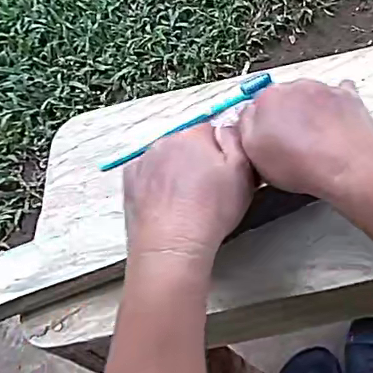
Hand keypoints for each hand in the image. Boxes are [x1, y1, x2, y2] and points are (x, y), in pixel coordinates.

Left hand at [121, 122, 256, 264]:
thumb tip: (226, 127)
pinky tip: (169, 201)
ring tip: (189, 198)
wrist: (171, 245)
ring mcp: (143, 161)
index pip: (212, 130)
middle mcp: (164, 142)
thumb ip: (236, 140)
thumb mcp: (243, 171)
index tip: (227, 171)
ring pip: (167, 157)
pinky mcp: (129, 181)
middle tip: (210, 186)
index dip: (222, 150)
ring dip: (177, 169)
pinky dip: (158, 182)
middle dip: (198, 158)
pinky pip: (149, 172)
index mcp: (193, 136)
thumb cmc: (212, 210)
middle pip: (187, 142)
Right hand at [236, 79, 372, 201]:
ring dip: (312, 111)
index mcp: (268, 99)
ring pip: (311, 97)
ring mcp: (324, 89)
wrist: (348, 167)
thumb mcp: (255, 154)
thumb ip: (245, 128)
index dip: (264, 126)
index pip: (258, 106)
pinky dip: (337, 104)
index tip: (271, 140)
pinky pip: (339, 95)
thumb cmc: (302, 165)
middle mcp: (296, 87)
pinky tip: (337, 120)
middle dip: (288, 115)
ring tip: (318, 137)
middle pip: (286, 98)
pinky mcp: (348, 97)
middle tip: (295, 141)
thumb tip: (248, 116)